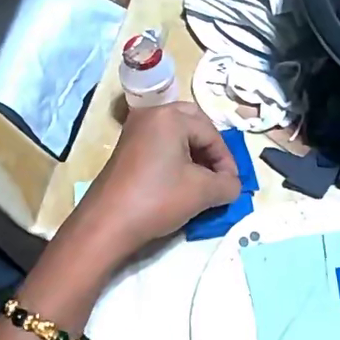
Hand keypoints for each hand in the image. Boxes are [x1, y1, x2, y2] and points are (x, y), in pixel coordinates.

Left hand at [74, 102, 239, 253]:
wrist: (106, 225)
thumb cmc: (157, 200)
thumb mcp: (202, 192)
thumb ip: (228, 184)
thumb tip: (233, 185)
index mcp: (171, 117)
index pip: (212, 134)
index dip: (227, 161)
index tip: (232, 185)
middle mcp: (152, 115)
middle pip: (194, 124)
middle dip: (210, 150)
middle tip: (218, 174)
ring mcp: (135, 130)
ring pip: (177, 134)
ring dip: (194, 154)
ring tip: (202, 181)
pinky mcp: (126, 148)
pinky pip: (161, 144)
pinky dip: (176, 158)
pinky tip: (181, 182)